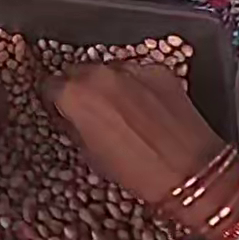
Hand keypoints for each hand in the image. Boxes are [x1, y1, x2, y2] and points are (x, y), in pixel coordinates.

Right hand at [40, 61, 226, 206]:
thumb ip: (73, 124)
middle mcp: (98, 73)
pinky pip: (136, 72)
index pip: (49, 85)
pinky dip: (136, 85)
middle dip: (78, 88)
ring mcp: (130, 69)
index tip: (60, 109)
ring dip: (107, 85)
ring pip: (107, 70)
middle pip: (76, 71)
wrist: (189, 171)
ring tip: (121, 110)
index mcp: (73, 94)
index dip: (53, 100)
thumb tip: (70, 115)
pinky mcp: (158, 70)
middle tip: (90, 111)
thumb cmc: (134, 169)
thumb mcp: (88, 152)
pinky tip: (146, 107)